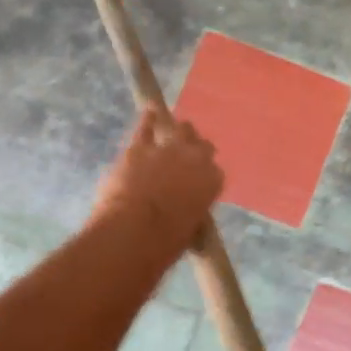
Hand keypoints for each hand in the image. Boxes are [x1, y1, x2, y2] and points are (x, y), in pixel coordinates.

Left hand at [91, 108, 222, 245]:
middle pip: (202, 146)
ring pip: (180, 131)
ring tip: (177, 128)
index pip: (215, 172)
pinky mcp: (139, 148)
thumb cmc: (167, 240)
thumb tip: (185, 211)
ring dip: (179, 131)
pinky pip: (146, 128)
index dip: (205, 176)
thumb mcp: (191, 228)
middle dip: (196, 149)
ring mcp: (168, 150)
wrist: (135, 231)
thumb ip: (192, 211)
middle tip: (188, 156)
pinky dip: (148, 119)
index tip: (198, 182)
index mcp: (213, 181)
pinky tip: (149, 110)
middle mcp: (196, 159)